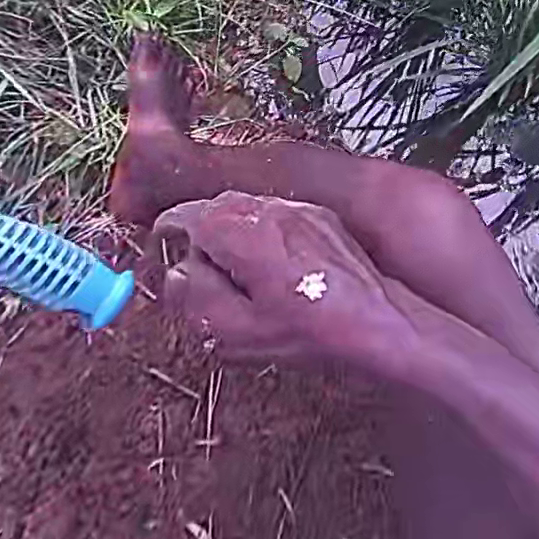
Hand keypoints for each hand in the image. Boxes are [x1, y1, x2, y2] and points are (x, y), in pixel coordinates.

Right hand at [152, 191, 415, 371]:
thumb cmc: (307, 329)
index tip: (164, 253)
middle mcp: (268, 207)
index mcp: (241, 231)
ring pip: (246, 207)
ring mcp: (296, 207)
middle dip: (200, 234)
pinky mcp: (318, 213)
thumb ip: (197, 299)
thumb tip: (176, 273)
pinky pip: (275, 213)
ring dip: (231, 231)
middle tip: (200, 271)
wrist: (375, 316)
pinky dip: (262, 230)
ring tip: (237, 274)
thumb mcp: (238, 332)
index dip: (168, 235)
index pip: (186, 215)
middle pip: (215, 207)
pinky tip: (273, 266)